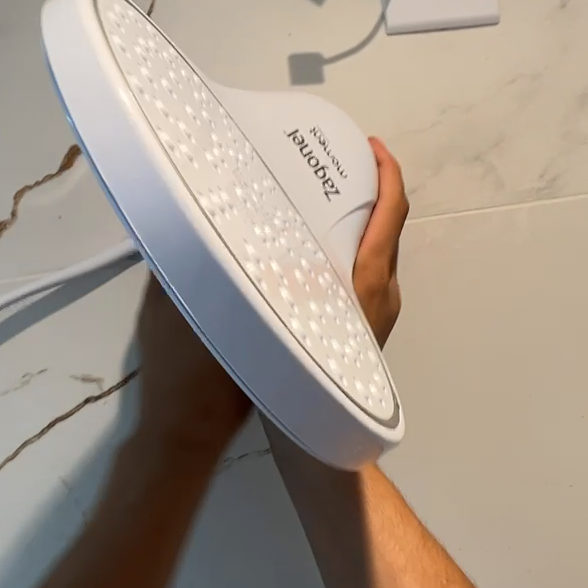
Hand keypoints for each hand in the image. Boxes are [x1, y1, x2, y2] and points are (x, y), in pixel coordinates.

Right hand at [131, 137, 409, 453]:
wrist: (314, 440)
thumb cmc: (290, 379)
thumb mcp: (259, 317)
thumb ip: (231, 279)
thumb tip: (195, 242)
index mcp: (366, 281)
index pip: (392, 211)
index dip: (388, 171)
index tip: (372, 146)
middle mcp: (380, 291)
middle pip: (389, 225)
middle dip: (371, 188)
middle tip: (339, 163)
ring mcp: (379, 310)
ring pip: (378, 249)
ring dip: (361, 217)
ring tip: (323, 197)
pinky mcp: (369, 324)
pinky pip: (368, 270)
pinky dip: (353, 245)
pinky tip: (315, 248)